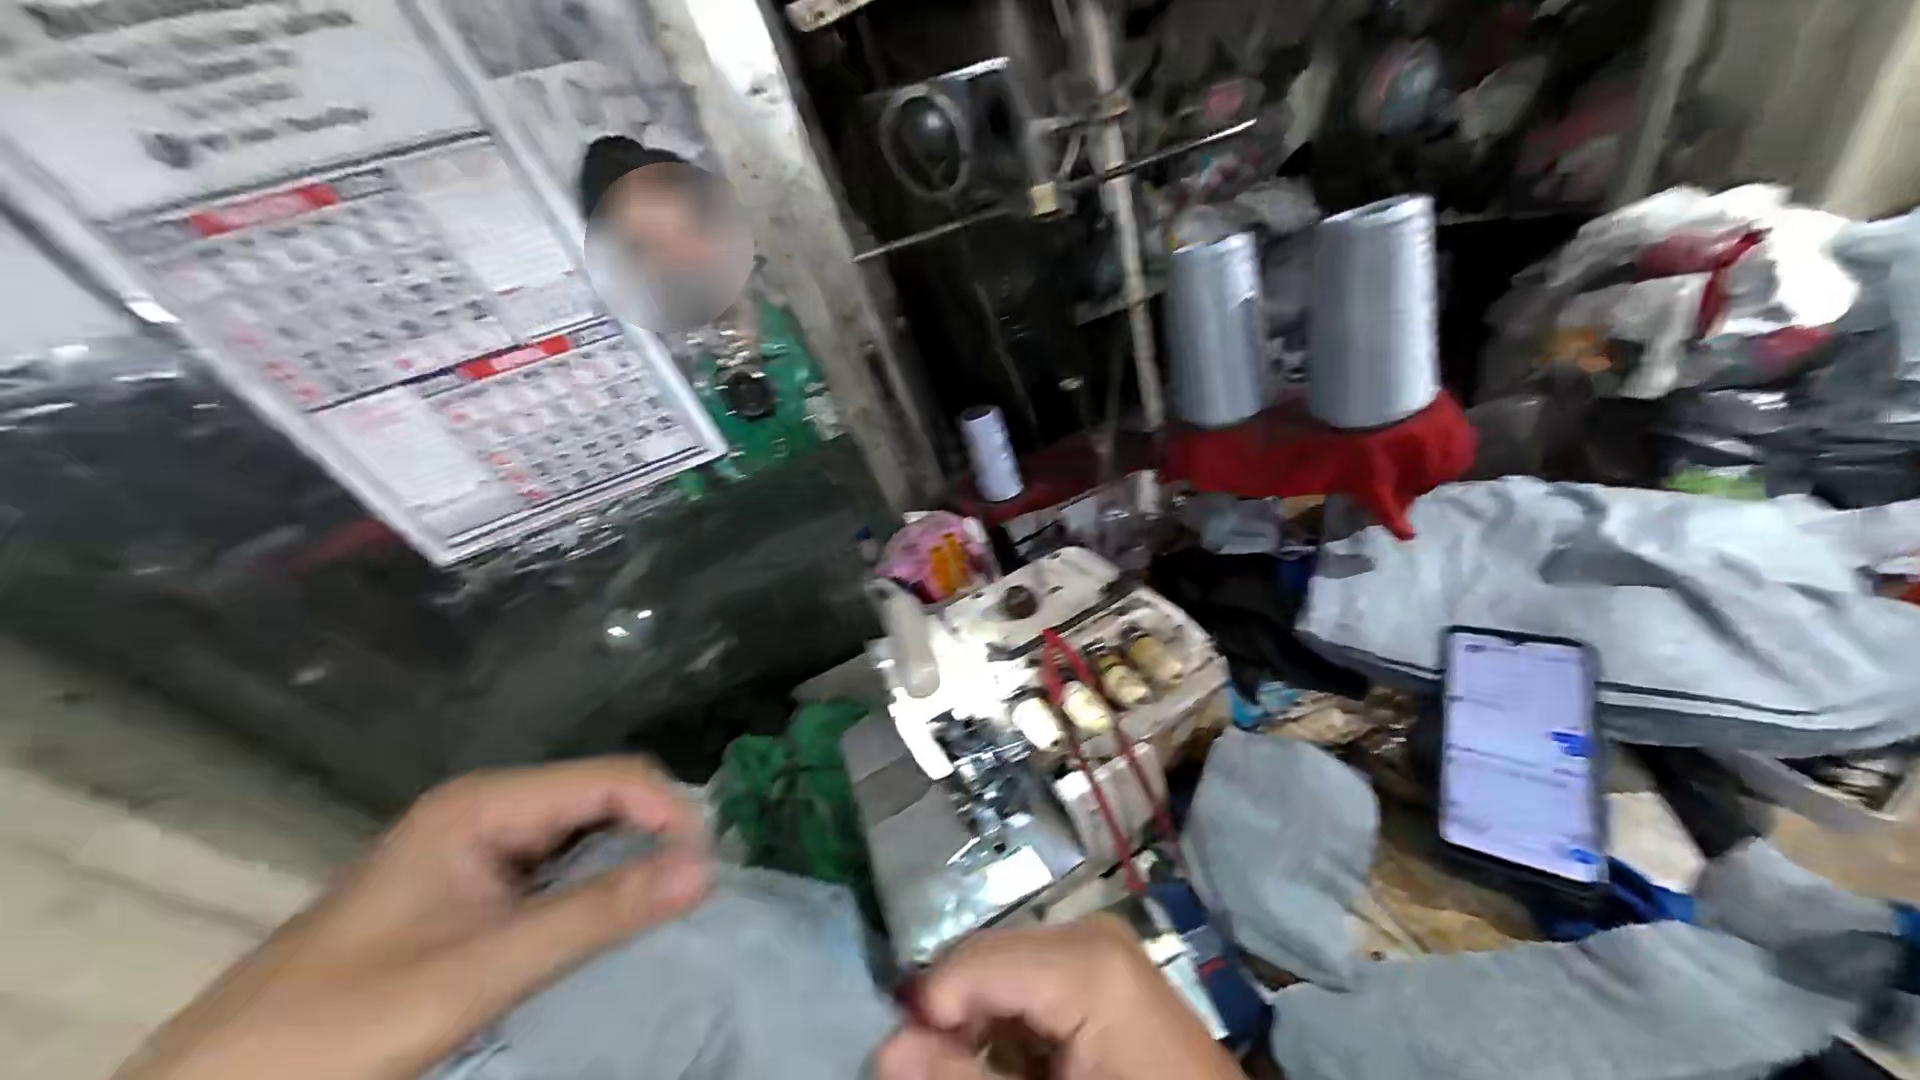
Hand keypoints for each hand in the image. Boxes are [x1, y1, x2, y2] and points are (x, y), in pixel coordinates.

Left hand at [115, 757, 710, 1079]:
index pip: (612, 779)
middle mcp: (490, 807)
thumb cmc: (341, 1028)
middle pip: (604, 797)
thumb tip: (707, 871)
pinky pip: (564, 866)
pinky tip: (619, 916)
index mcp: (486, 802)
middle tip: (697, 889)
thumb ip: (599, 914)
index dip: (669, 814)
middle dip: (657, 833)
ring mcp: (483, 845)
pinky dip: (602, 885)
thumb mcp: (482, 971)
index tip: (707, 872)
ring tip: (672, 901)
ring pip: (588, 831)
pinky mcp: (479, 885)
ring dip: (633, 860)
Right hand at [874, 916, 1247, 1079]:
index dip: (929, 1013)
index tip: (905, 1068)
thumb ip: (964, 1079)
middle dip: (955, 1018)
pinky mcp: (1102, 961)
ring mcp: (1099, 941)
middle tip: (943, 1074)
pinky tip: (1026, 1063)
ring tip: (1001, 1073)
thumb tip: (886, 1049)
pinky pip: (1031, 978)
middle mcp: (1089, 931)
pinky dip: (1013, 1023)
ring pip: (1002, 969)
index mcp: (1086, 961)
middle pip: (986, 960)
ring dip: (982, 1024)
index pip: (972, 963)